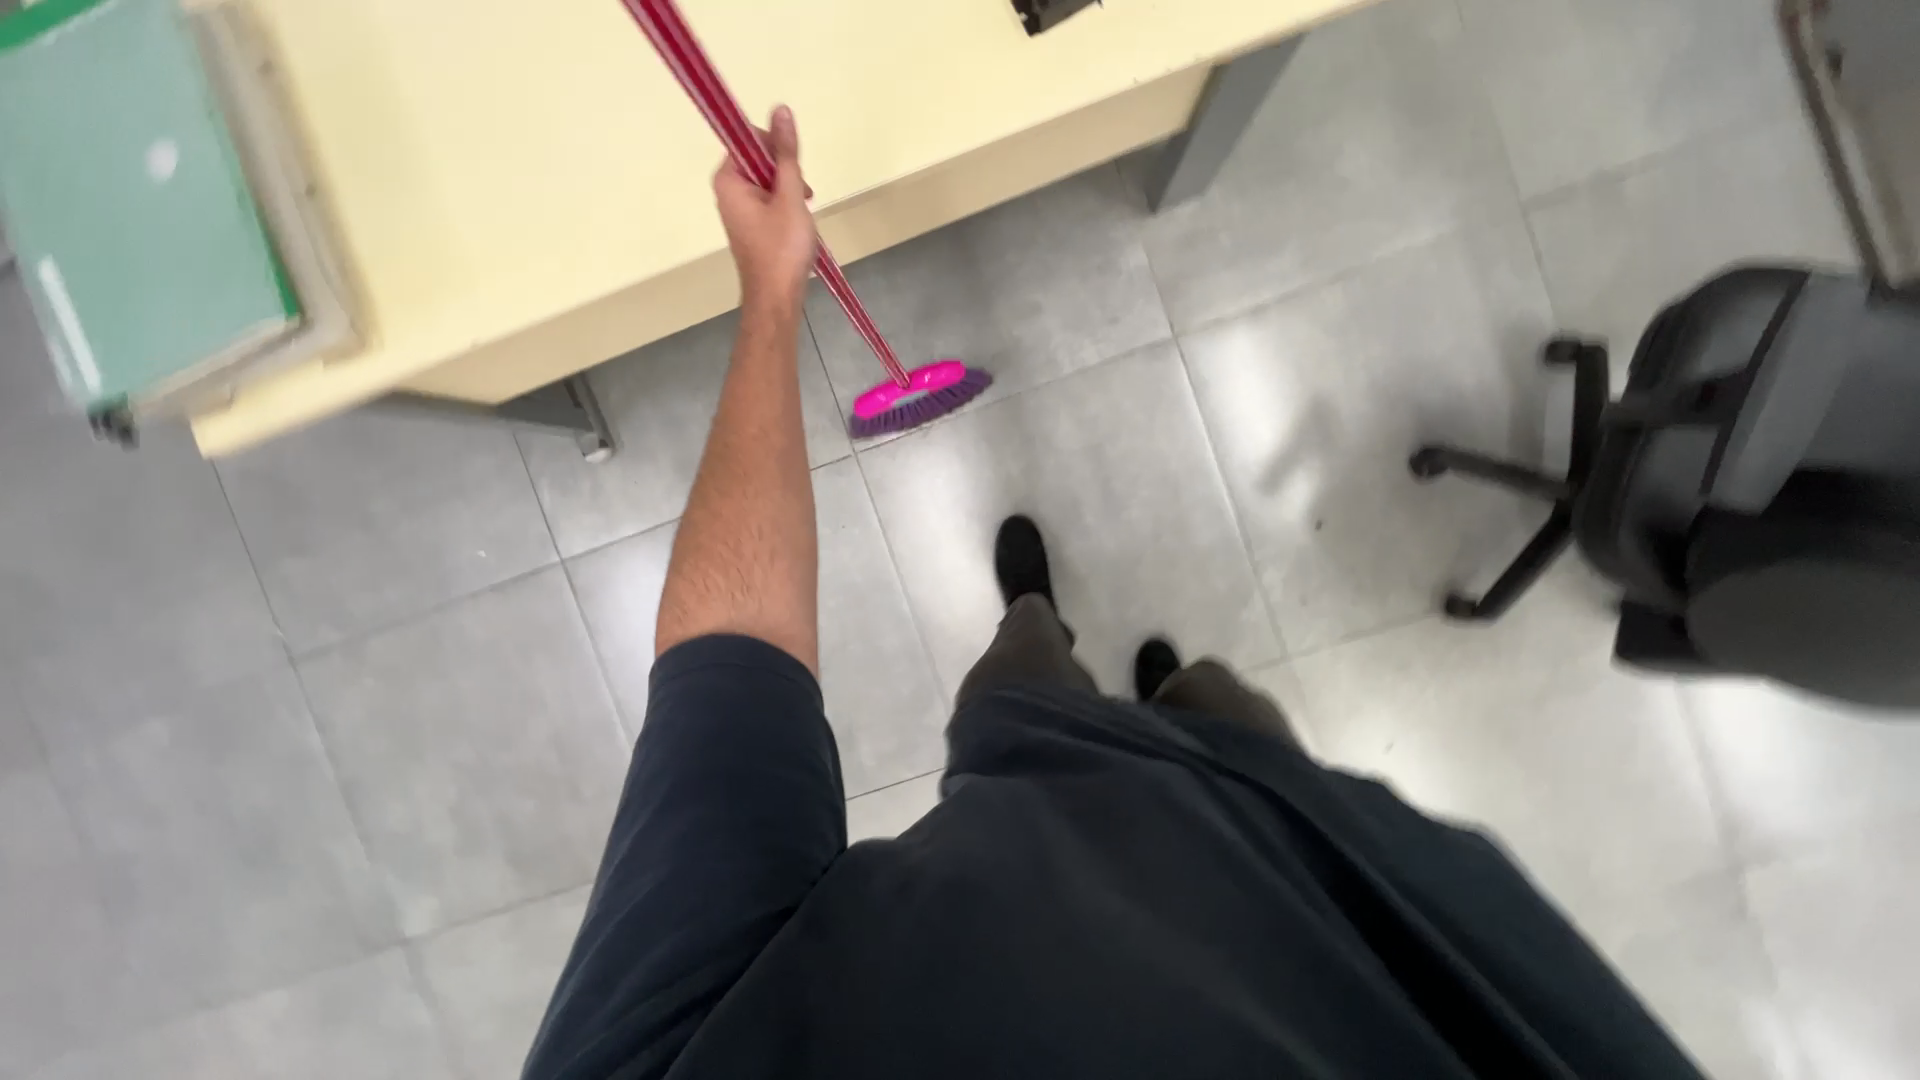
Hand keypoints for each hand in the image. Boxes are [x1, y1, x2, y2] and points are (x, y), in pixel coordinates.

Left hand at [713, 105, 816, 310]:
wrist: (776, 299)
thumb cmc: (782, 248)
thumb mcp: (791, 196)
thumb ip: (787, 154)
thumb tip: (781, 109)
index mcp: (728, 178)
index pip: (748, 138)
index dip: (775, 147)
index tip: (794, 171)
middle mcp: (727, 190)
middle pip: (759, 159)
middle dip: (786, 174)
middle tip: (802, 198)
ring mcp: (738, 210)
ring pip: (768, 182)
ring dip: (790, 193)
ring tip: (801, 217)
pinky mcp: (750, 227)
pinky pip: (769, 203)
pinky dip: (786, 209)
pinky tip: (798, 226)